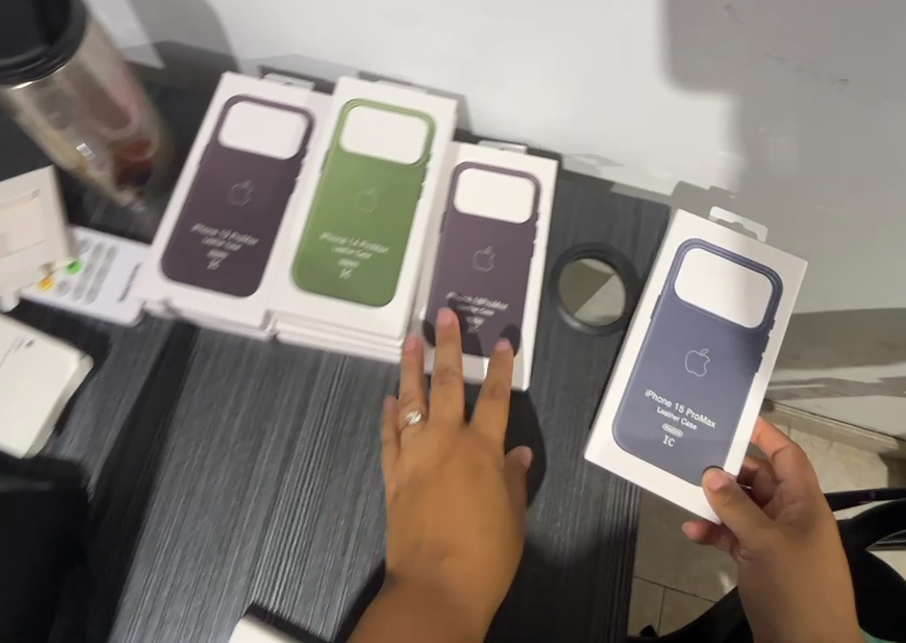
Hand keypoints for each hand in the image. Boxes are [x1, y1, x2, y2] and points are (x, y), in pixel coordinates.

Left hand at [349, 308, 531, 642]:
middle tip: (443, 315)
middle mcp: (446, 441)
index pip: (494, 397)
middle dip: (447, 346)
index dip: (500, 367)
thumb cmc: (485, 557)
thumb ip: (513, 481)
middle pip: (446, 384)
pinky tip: (387, 398)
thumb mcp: (513, 519)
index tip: (502, 341)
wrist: (434, 590)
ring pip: (410, 400)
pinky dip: (388, 415)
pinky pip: (389, 436)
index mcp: (481, 450)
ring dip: (410, 368)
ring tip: (409, 340)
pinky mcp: (393, 475)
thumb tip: (517, 455)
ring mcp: (415, 455)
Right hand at [682, 419, 861, 642]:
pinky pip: (734, 535)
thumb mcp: (764, 543)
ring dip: (715, 503)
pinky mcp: (760, 563)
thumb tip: (710, 474)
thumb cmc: (797, 590)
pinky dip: (714, 532)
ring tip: (685, 494)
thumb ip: (735, 506)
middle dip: (726, 470)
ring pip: (741, 507)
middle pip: (758, 478)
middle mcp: (790, 517)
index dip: (764, 434)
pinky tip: (693, 533)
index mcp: (804, 504)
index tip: (732, 417)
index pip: (786, 455)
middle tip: (692, 456)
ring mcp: (775, 541)